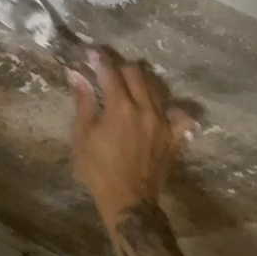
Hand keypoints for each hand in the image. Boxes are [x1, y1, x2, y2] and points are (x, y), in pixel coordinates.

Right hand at [67, 49, 196, 218]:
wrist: (128, 201)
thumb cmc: (98, 169)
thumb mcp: (82, 136)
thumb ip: (83, 102)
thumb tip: (76, 74)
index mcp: (120, 108)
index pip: (111, 73)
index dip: (100, 61)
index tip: (92, 54)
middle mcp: (145, 109)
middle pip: (137, 74)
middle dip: (121, 68)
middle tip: (109, 72)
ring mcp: (164, 122)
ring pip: (157, 87)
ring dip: (143, 81)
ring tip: (131, 86)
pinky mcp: (175, 136)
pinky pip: (180, 114)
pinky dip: (172, 108)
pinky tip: (161, 110)